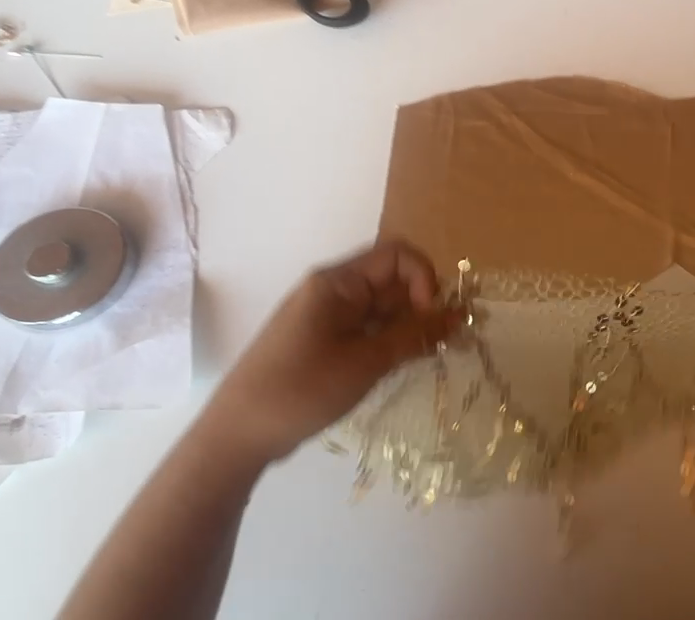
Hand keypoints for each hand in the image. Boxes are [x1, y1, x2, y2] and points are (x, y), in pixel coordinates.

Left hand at [198, 241, 458, 464]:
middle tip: (440, 345)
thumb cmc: (299, 391)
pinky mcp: (323, 340)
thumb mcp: (365, 363)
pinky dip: (388, 341)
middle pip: (393, 280)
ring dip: (408, 327)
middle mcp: (332, 290)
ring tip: (423, 358)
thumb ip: (415, 336)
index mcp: (336, 282)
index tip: (430, 318)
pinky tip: (398, 366)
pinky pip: (367, 327)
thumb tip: (460, 315)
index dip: (424, 279)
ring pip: (383, 307)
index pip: (398, 256)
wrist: (234, 438)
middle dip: (421, 307)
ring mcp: (326, 316)